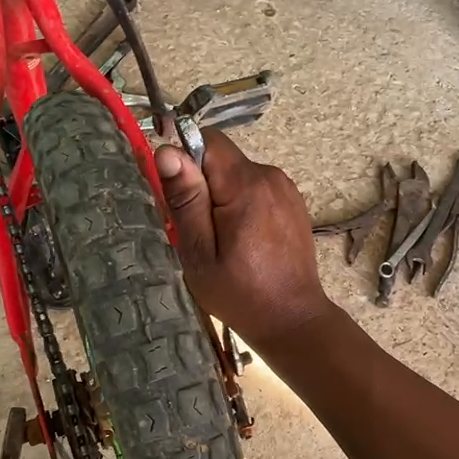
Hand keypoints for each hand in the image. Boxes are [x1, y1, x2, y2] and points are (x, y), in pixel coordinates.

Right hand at [155, 129, 336, 346]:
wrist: (293, 319)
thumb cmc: (240, 293)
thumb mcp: (199, 252)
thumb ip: (185, 199)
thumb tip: (166, 151)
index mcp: (246, 185)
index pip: (207, 140)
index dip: (184, 158)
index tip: (175, 193)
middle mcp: (270, 176)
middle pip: (220, 158)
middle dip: (200, 184)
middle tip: (193, 228)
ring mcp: (285, 188)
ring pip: (236, 174)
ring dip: (219, 197)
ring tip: (217, 239)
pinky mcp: (291, 201)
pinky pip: (254, 188)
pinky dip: (239, 204)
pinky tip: (240, 239)